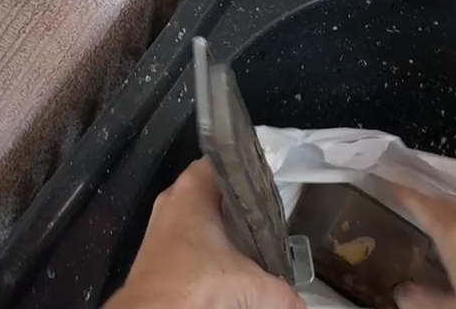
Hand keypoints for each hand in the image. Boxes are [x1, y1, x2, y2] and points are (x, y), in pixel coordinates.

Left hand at [105, 159, 304, 308]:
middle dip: (238, 202)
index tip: (269, 185)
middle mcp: (173, 196)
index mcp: (192, 187)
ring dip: (220, 224)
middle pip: (212, 188)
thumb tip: (301, 303)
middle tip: (265, 216)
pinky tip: (223, 260)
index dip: (248, 171)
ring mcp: (160, 222)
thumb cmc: (196, 283)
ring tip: (249, 239)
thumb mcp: (249, 284)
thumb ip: (281, 291)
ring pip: (197, 212)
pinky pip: (185, 233)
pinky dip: (204, 242)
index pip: (223, 161)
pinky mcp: (154, 247)